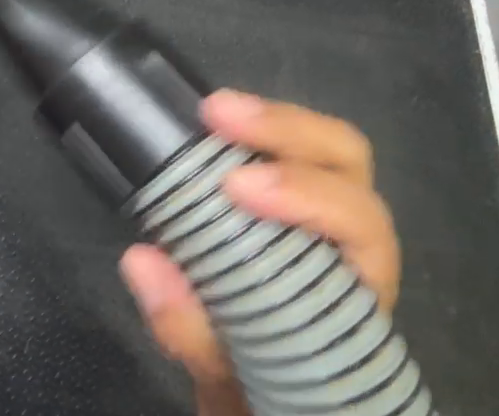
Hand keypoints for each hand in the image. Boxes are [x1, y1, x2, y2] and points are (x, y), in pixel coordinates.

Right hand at [117, 91, 399, 415]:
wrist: (259, 394)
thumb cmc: (259, 386)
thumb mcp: (224, 378)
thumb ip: (193, 332)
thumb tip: (139, 261)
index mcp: (353, 289)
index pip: (359, 222)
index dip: (304, 195)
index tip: (234, 187)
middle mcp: (348, 241)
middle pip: (348, 163)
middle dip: (287, 133)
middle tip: (216, 118)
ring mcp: (316, 212)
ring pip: (326, 145)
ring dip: (271, 120)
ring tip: (210, 110)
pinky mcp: (279, 194)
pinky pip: (281, 148)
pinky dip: (249, 127)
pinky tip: (205, 123)